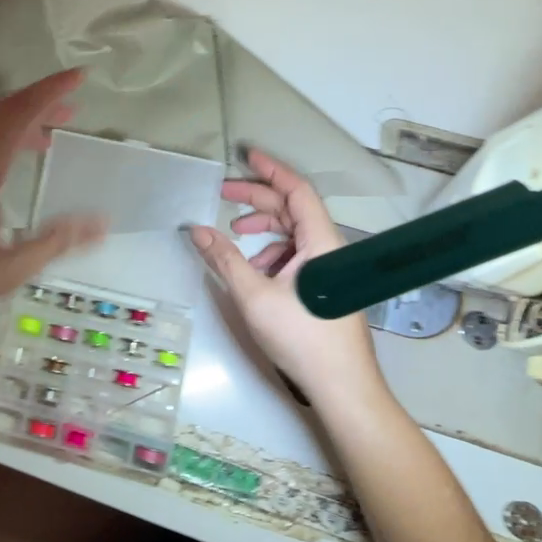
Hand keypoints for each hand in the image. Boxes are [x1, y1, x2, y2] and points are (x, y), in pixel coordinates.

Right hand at [189, 149, 380, 395]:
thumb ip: (225, 259)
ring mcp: (332, 270)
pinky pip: (299, 255)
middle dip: (258, 198)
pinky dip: (274, 254)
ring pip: (296, 233)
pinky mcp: (328, 288)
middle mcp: (331, 249)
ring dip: (264, 229)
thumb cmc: (301, 338)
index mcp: (322, 242)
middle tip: (223, 193)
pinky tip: (255, 273)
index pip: (297, 190)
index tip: (246, 155)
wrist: (342, 386)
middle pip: (294, 209)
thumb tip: (198, 230)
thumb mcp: (254, 296)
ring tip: (236, 239)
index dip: (271, 169)